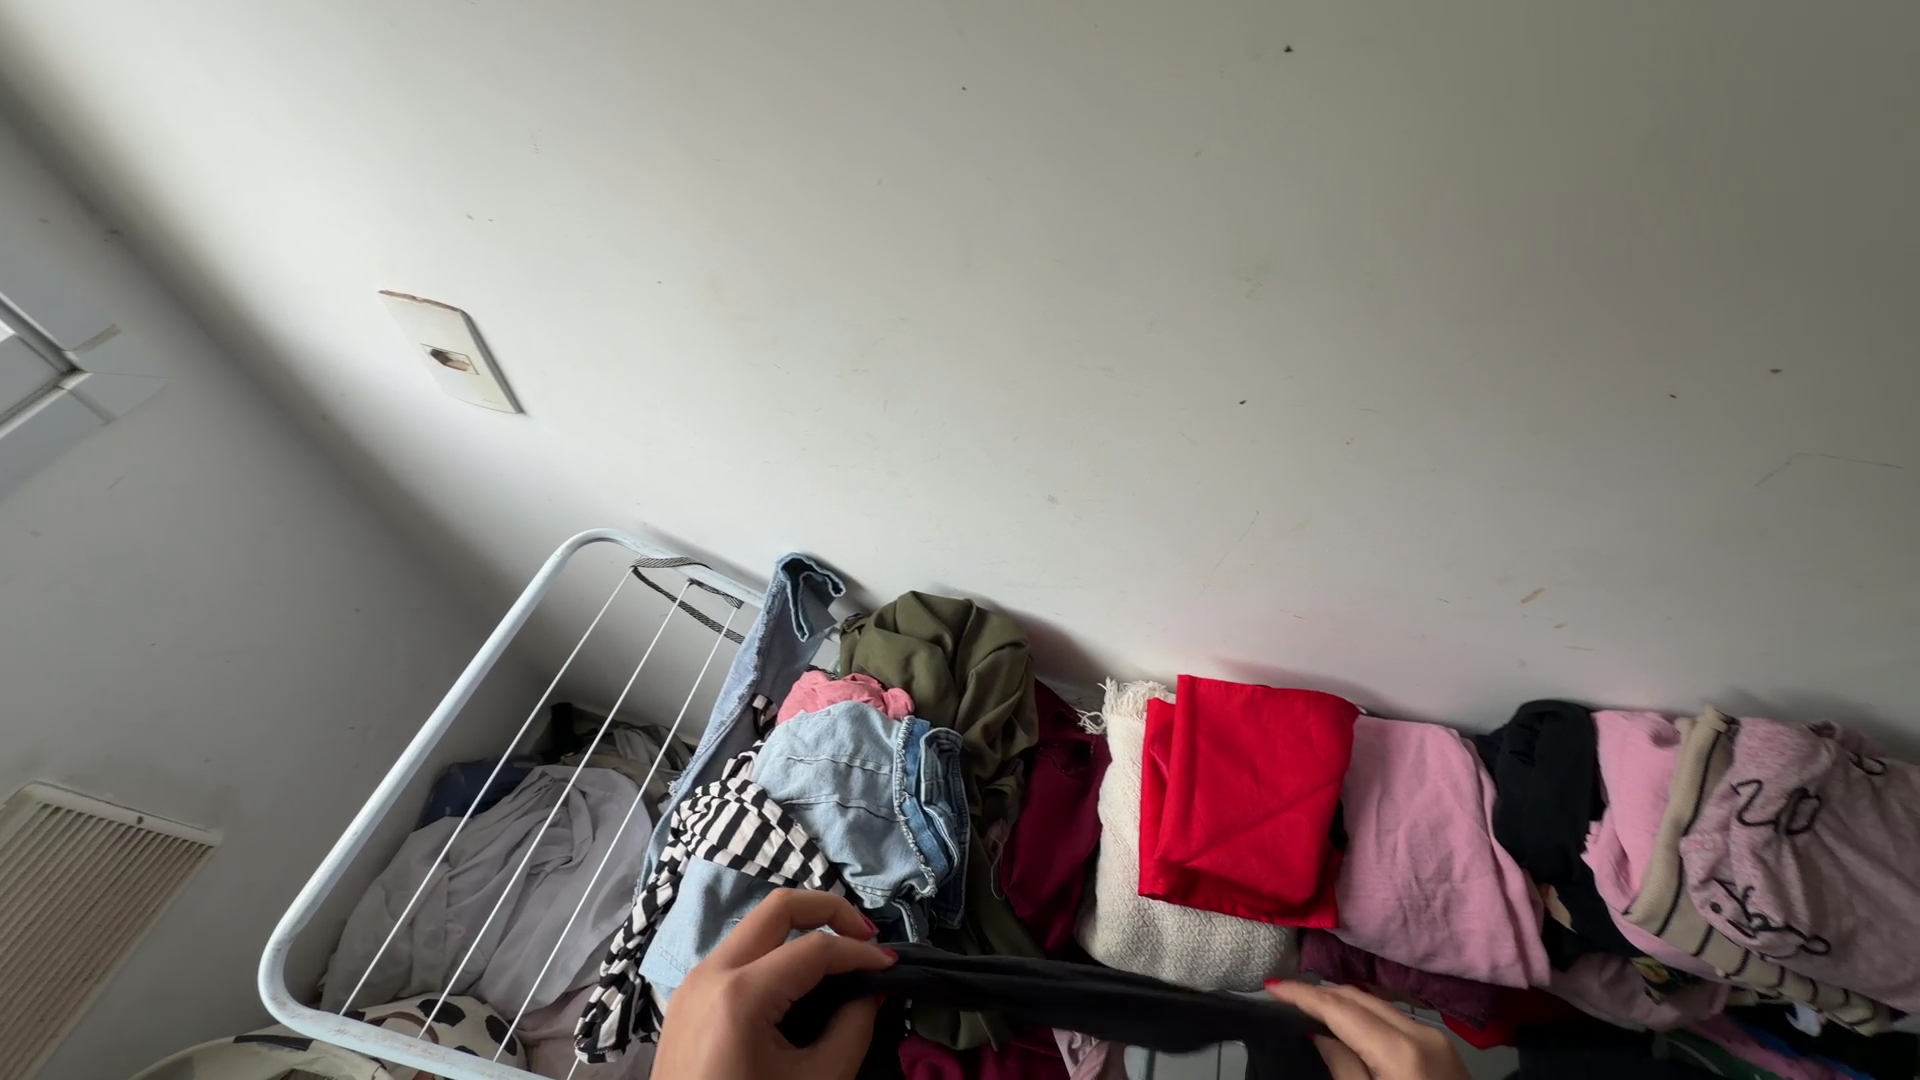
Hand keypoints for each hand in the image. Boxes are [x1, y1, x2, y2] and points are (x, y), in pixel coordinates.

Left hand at [654, 888, 896, 1079]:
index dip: (861, 952)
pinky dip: (776, 951)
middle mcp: (711, 973)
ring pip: (757, 926)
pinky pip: (739, 954)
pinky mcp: (688, 999)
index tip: (892, 965)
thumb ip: (852, 1029)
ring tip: (839, 955)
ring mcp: (693, 983)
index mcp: (740, 995)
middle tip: (866, 936)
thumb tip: (871, 990)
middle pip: (778, 907)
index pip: (815, 948)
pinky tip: (802, 978)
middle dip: (830, 910)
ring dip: (802, 928)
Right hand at [1265, 981, 1470, 1079]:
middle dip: (1319, 993)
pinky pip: (1393, 1017)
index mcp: (1401, 1050)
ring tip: (1309, 1006)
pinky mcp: (1445, 1049)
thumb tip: (1320, 1036)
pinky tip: (1347, 1022)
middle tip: (1284, 996)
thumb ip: (1343, 1068)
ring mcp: (1437, 1038)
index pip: (1339, 1007)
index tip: (1268, 986)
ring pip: (1375, 1002)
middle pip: (1357, 996)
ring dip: (1341, 1001)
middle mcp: (1421, 1032)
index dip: (1300, 994)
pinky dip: (1365, 1013)